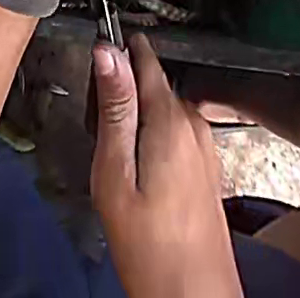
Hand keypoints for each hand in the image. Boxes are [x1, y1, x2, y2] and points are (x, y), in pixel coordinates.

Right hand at [91, 35, 243, 297]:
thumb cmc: (150, 248)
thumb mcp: (115, 175)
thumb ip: (113, 109)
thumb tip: (107, 51)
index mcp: (169, 118)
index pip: (143, 56)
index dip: (116, 51)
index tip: (94, 59)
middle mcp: (192, 121)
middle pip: (150, 81)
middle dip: (121, 91)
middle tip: (98, 130)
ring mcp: (203, 142)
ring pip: (160, 105)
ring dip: (135, 116)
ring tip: (116, 159)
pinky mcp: (205, 163)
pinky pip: (172, 129)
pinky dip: (151, 136)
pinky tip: (139, 174)